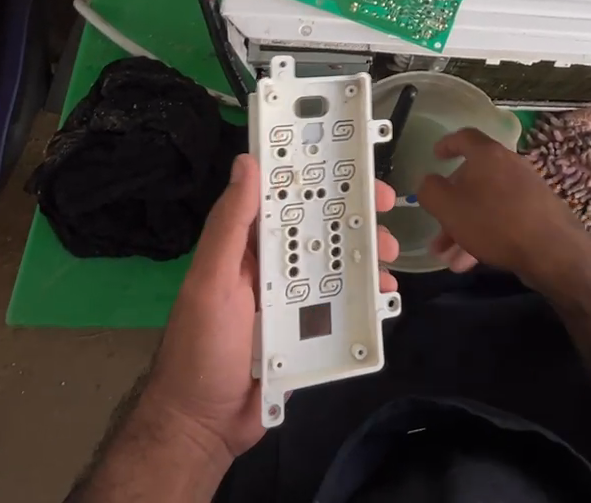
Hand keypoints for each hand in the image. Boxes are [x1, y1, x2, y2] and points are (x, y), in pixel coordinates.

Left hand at [139, 153, 400, 460]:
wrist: (203, 427)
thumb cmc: (201, 349)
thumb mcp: (210, 282)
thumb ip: (230, 225)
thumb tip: (248, 163)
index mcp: (249, 246)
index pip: (286, 198)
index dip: (317, 176)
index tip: (349, 163)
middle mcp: (275, 265)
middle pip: (322, 227)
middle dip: (356, 211)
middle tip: (384, 203)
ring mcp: (295, 297)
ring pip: (340, 263)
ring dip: (368, 252)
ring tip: (388, 255)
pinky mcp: (312, 327)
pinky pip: (347, 303)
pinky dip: (370, 295)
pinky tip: (385, 294)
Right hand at [417, 128, 590, 289]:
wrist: (551, 248)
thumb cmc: (493, 220)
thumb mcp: (449, 207)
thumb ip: (431, 190)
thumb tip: (429, 181)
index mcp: (488, 154)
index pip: (464, 137)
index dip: (447, 144)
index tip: (435, 155)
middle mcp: (509, 164)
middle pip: (473, 178)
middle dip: (451, 207)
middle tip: (436, 230)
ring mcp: (525, 188)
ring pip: (485, 204)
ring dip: (463, 228)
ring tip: (448, 257)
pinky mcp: (535, 211)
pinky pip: (501, 218)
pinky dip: (484, 235)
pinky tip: (469, 262)